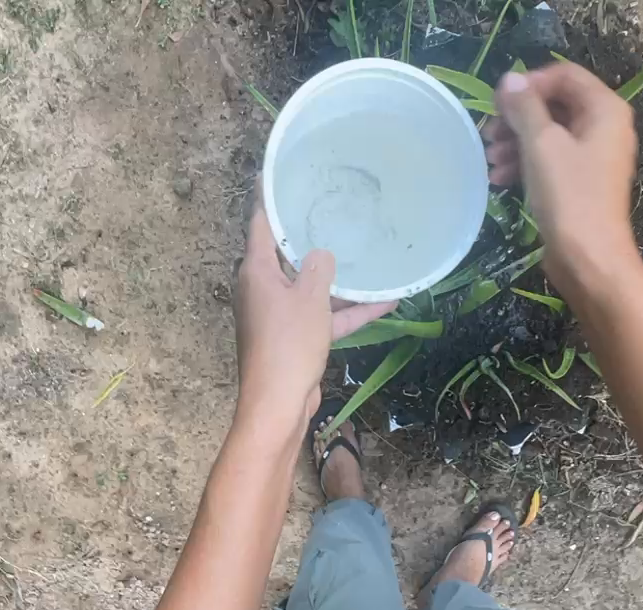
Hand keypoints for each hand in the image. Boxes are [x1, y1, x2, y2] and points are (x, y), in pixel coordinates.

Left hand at [234, 202, 395, 420]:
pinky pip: (323, 317)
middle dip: (313, 236)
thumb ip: (319, 269)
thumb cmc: (288, 345)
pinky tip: (385, 303)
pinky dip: (348, 313)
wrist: (279, 404)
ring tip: (370, 256)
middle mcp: (263, 290)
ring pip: (310, 289)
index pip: (262, 223)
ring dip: (340, 280)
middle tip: (337, 208)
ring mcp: (279, 317)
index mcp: (256, 271)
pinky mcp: (295, 340)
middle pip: (289, 255)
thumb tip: (322, 255)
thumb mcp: (309, 299)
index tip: (282, 172)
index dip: (272, 196)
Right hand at [485, 64, 642, 295]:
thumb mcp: (542, 145)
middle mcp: (603, 128)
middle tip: (487, 135)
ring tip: (490, 162)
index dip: (528, 84)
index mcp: (604, 109)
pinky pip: (550, 163)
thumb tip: (508, 79)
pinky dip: (525, 166)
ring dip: (516, 144)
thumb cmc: (570, 198)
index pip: (564, 76)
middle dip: (518, 119)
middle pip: (554, 106)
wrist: (589, 259)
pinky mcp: (579, 186)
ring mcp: (592, 159)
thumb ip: (524, 108)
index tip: (497, 104)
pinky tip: (499, 179)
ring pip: (549, 137)